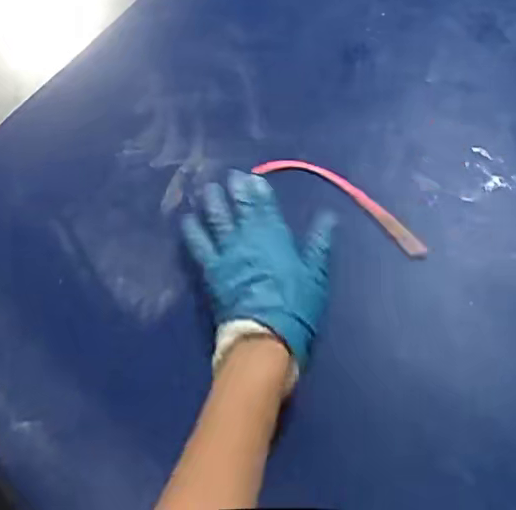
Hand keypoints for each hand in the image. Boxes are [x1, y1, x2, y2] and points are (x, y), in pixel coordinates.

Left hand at [181, 171, 334, 368]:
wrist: (264, 338)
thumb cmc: (296, 306)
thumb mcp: (316, 274)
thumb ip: (319, 244)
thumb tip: (328, 218)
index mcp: (275, 235)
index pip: (265, 205)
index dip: (258, 189)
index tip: (252, 176)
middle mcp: (249, 238)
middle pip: (239, 208)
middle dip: (235, 190)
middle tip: (229, 177)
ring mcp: (227, 253)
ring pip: (217, 220)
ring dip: (212, 203)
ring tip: (206, 190)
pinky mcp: (211, 272)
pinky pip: (199, 246)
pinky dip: (192, 231)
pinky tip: (186, 221)